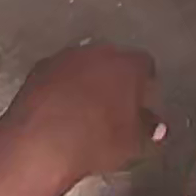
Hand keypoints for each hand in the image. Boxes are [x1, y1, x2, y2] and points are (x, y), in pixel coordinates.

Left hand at [0, 46, 162, 184]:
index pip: (145, 66)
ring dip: (87, 81)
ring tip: (85, 112)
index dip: (146, 85)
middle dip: (116, 80)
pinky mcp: (39, 68)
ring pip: (84, 65)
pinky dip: (62, 88)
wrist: (41, 141)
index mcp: (127, 64)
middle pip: (113, 60)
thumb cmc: (95, 140)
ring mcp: (66, 57)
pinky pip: (59, 74)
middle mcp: (98, 52)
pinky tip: (60, 111)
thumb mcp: (132, 143)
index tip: (143, 103)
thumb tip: (156, 125)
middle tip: (116, 108)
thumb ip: (148, 128)